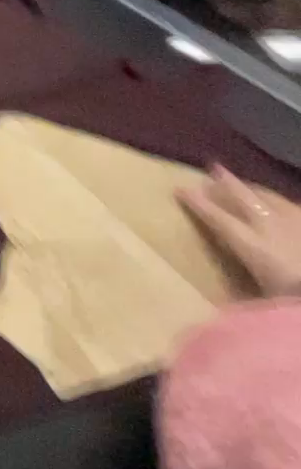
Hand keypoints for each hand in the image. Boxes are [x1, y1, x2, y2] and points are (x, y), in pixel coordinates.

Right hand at [178, 165, 300, 297]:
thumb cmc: (294, 296)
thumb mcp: (264, 298)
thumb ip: (241, 294)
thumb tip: (215, 299)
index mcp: (251, 244)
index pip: (217, 218)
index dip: (198, 203)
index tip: (179, 188)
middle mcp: (272, 228)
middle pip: (247, 200)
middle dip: (229, 184)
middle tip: (215, 168)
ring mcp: (299, 226)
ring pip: (275, 201)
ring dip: (258, 191)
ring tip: (249, 186)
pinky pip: (297, 210)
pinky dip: (287, 205)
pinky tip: (286, 206)